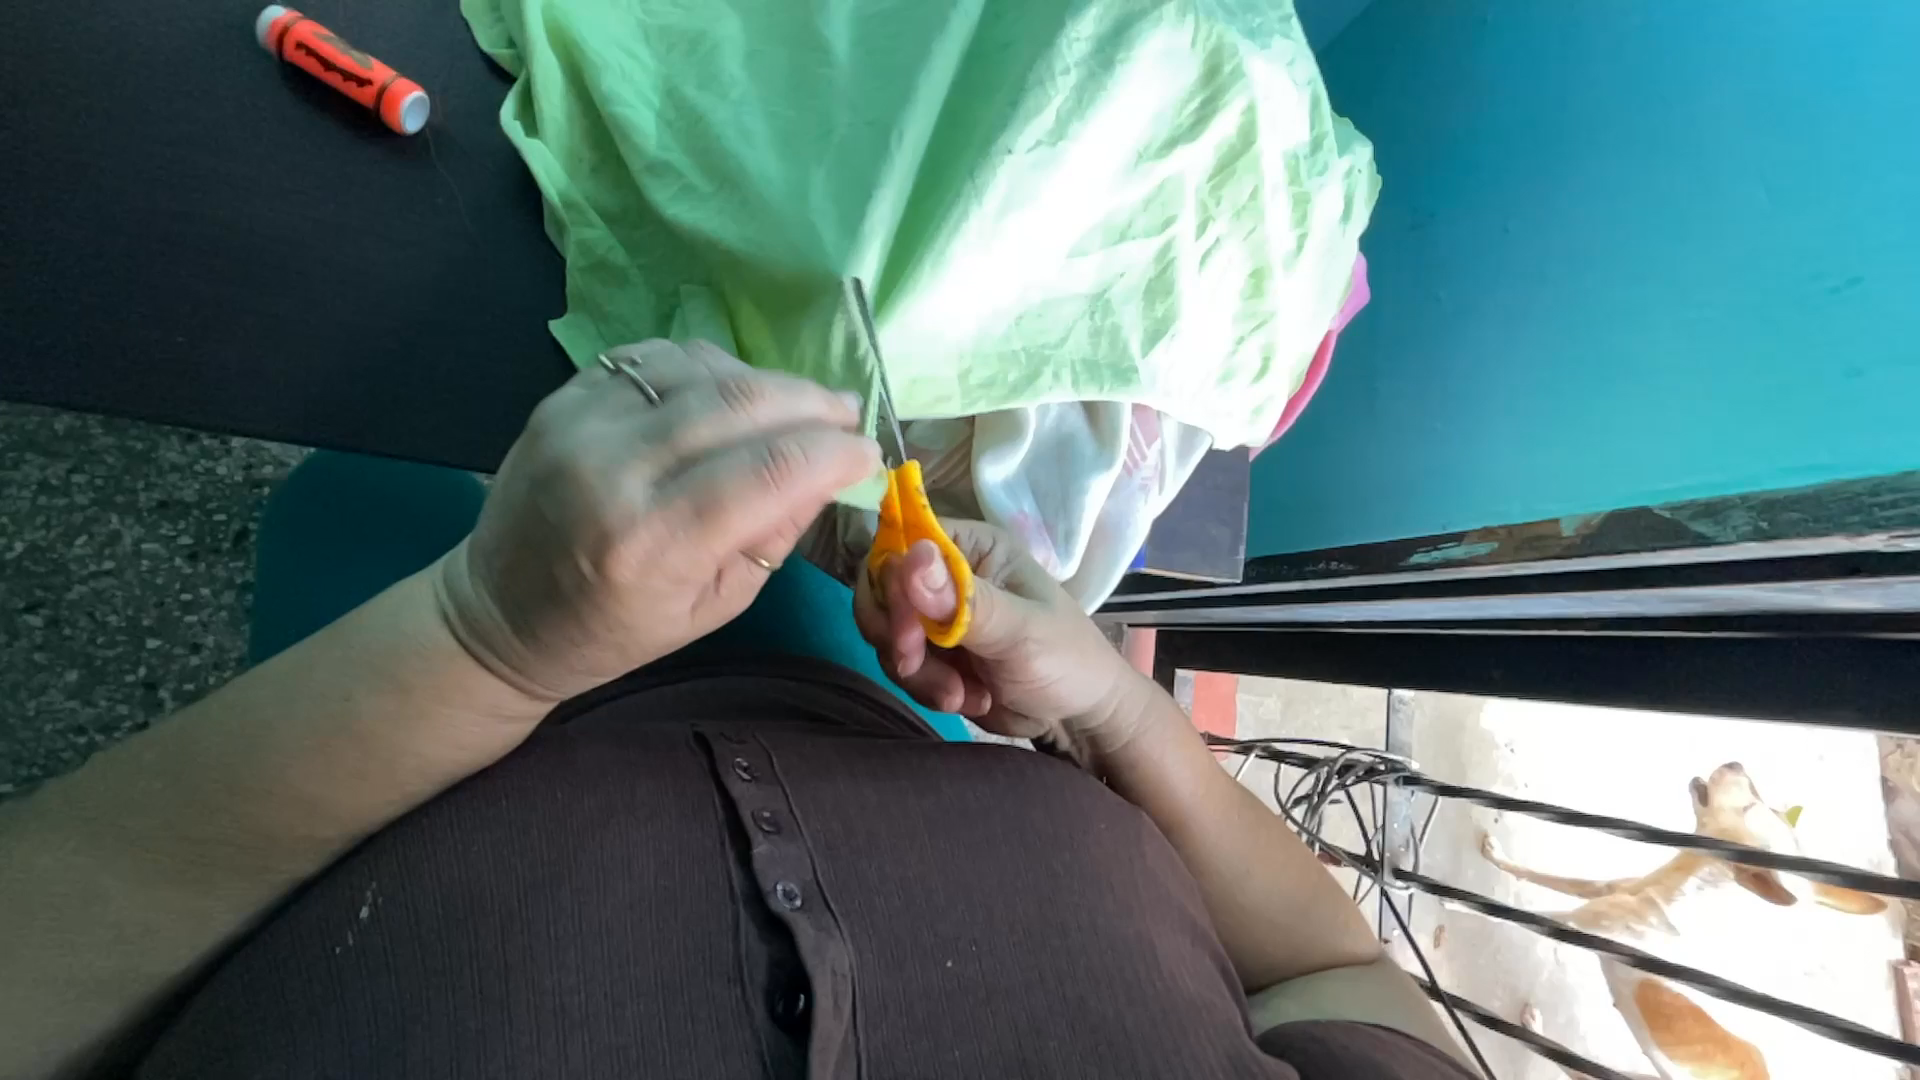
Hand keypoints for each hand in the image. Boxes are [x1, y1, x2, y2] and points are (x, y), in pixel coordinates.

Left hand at [436, 340, 880, 703]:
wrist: (498, 612)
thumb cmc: (616, 629)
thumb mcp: (715, 605)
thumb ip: (775, 535)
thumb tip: (828, 473)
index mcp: (655, 545)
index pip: (771, 471)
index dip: (835, 453)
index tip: (868, 453)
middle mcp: (615, 471)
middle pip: (741, 404)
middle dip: (813, 403)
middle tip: (847, 413)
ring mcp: (581, 423)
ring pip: (703, 369)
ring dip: (768, 380)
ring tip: (797, 404)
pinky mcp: (563, 397)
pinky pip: (658, 357)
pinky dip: (712, 366)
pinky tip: (733, 390)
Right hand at [853, 520, 1154, 762]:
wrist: (1078, 718)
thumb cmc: (1066, 660)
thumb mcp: (1022, 631)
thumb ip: (967, 600)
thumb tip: (910, 557)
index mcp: (974, 546)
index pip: (903, 543)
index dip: (892, 585)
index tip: (906, 634)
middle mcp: (948, 573)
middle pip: (883, 589)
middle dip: (898, 637)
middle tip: (918, 668)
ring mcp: (936, 615)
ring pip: (887, 633)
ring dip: (917, 673)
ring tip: (962, 695)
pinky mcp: (932, 653)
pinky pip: (900, 665)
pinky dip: (925, 688)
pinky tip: (969, 700)